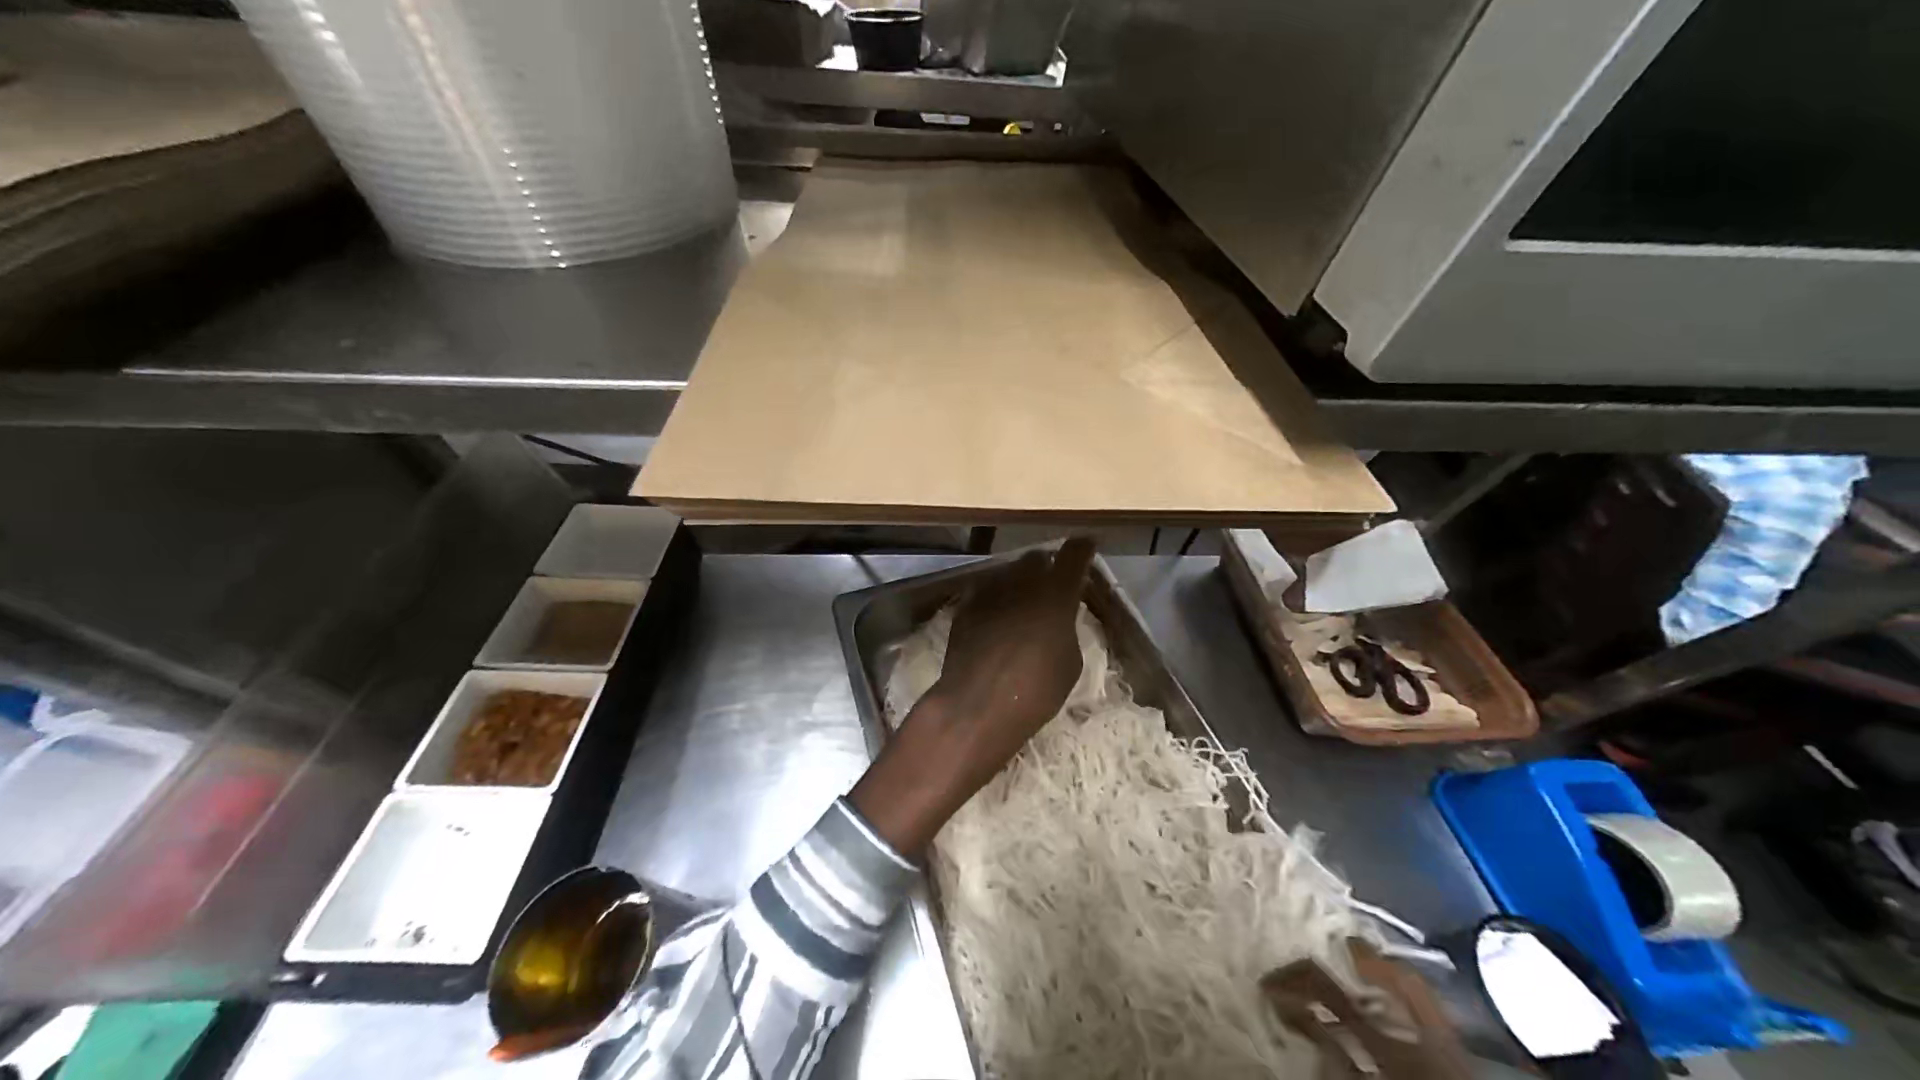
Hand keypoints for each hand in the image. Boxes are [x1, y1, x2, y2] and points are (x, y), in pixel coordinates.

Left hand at [849, 539, 1096, 856]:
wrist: (977, 705)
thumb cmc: (1036, 690)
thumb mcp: (1069, 661)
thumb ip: (1066, 626)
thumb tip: (1057, 616)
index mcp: (1056, 592)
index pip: (1074, 555)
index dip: (1082, 549)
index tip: (1086, 546)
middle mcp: (1022, 580)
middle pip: (1036, 558)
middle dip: (1046, 567)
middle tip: (1051, 586)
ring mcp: (989, 590)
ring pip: (1008, 573)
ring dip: (1018, 583)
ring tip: (1022, 604)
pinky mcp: (965, 605)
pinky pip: (986, 592)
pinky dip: (996, 600)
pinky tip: (997, 619)